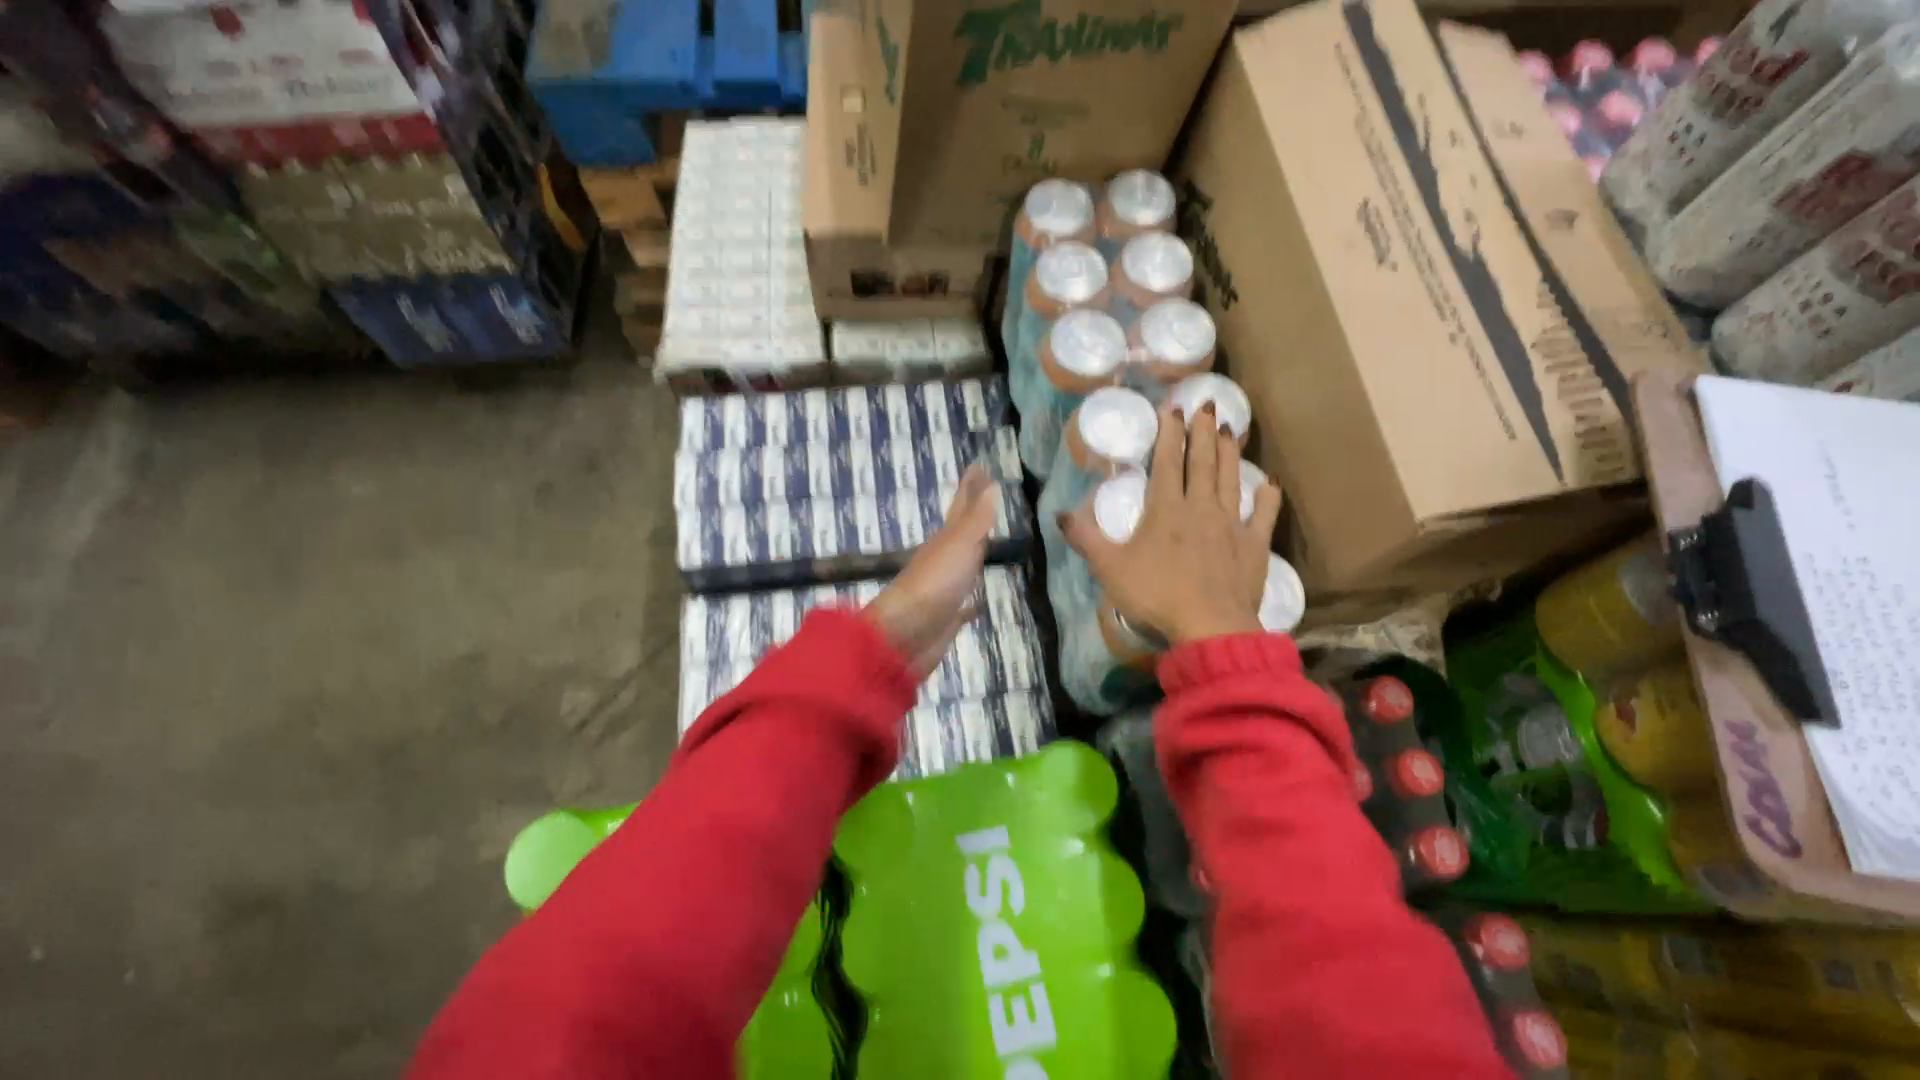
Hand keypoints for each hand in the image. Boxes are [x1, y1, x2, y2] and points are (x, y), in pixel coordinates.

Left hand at [865, 464, 1000, 676]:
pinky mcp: (947, 618)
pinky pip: (963, 605)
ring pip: (963, 565)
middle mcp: (943, 561)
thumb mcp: (959, 546)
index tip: (979, 466)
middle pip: (962, 532)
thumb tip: (992, 483)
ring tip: (989, 542)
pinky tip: (980, 603)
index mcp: (945, 540)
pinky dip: (973, 601)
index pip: (962, 506)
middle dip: (973, 514)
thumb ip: (977, 519)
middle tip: (988, 496)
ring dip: (974, 553)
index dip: (971, 487)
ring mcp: (944, 590)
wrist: (904, 636)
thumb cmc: (933, 585)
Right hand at [1060, 402, 1282, 644]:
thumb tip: (1060, 514)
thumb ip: (1086, 539)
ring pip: (1231, 478)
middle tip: (1207, 404)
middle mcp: (1200, 508)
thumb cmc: (1156, 596)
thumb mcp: (1109, 569)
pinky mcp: (1255, 546)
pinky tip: (1269, 482)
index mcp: (1165, 510)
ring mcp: (1231, 525)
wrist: (1210, 626)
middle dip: (1203, 431)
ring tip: (1231, 428)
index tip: (1173, 408)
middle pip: (1202, 462)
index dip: (1169, 433)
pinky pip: (1264, 514)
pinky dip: (1267, 496)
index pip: (1167, 462)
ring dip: (1230, 452)